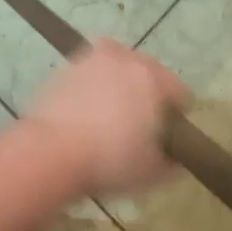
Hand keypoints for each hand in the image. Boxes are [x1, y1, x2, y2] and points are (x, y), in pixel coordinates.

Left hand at [24, 38, 190, 195]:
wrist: (50, 149)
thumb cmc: (110, 160)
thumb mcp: (152, 173)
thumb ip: (172, 161)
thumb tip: (173, 155)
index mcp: (153, 79)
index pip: (181, 92)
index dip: (177, 117)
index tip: (168, 137)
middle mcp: (126, 58)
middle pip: (149, 72)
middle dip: (148, 94)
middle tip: (139, 126)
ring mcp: (93, 57)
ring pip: (117, 66)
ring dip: (120, 83)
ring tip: (110, 115)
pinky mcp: (67, 65)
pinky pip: (90, 72)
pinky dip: (93, 85)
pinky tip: (85, 111)